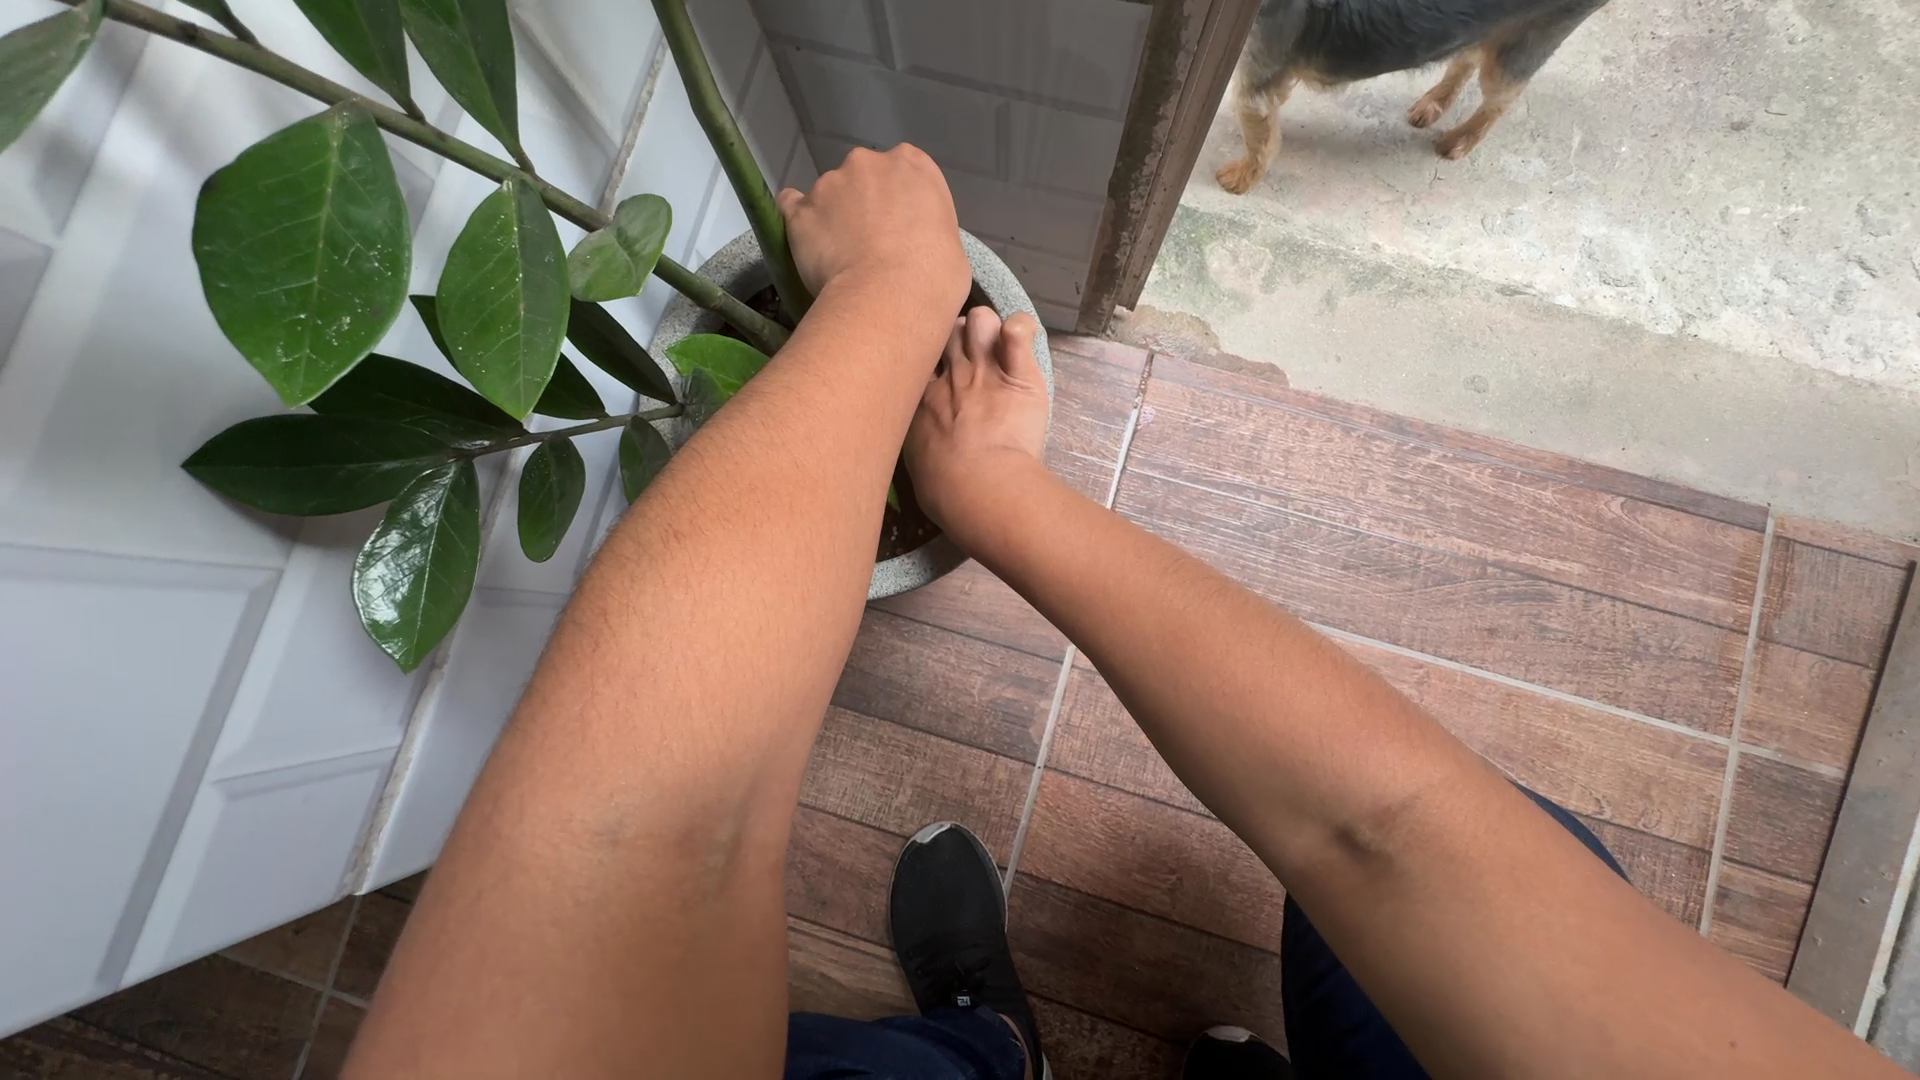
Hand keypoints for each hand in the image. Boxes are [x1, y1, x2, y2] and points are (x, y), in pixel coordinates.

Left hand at [776, 144, 969, 306]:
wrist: (891, 298)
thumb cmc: (935, 277)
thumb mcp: (952, 246)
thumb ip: (928, 230)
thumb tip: (917, 246)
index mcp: (914, 165)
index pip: (903, 172)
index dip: (899, 203)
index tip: (899, 230)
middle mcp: (870, 162)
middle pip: (863, 179)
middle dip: (863, 206)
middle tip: (870, 246)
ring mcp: (830, 183)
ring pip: (828, 196)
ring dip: (833, 219)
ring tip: (840, 259)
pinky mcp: (801, 211)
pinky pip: (792, 208)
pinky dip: (799, 224)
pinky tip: (808, 246)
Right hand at [904, 307, 1049, 543]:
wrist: (978, 485)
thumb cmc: (944, 488)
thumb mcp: (914, 465)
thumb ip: (917, 443)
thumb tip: (923, 449)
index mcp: (920, 398)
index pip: (921, 355)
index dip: (930, 356)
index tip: (939, 370)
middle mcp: (950, 375)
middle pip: (947, 329)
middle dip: (957, 336)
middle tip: (970, 358)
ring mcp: (984, 369)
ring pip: (979, 319)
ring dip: (987, 329)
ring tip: (997, 348)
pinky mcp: (1020, 374)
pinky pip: (1020, 328)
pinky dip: (1021, 330)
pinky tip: (1021, 341)